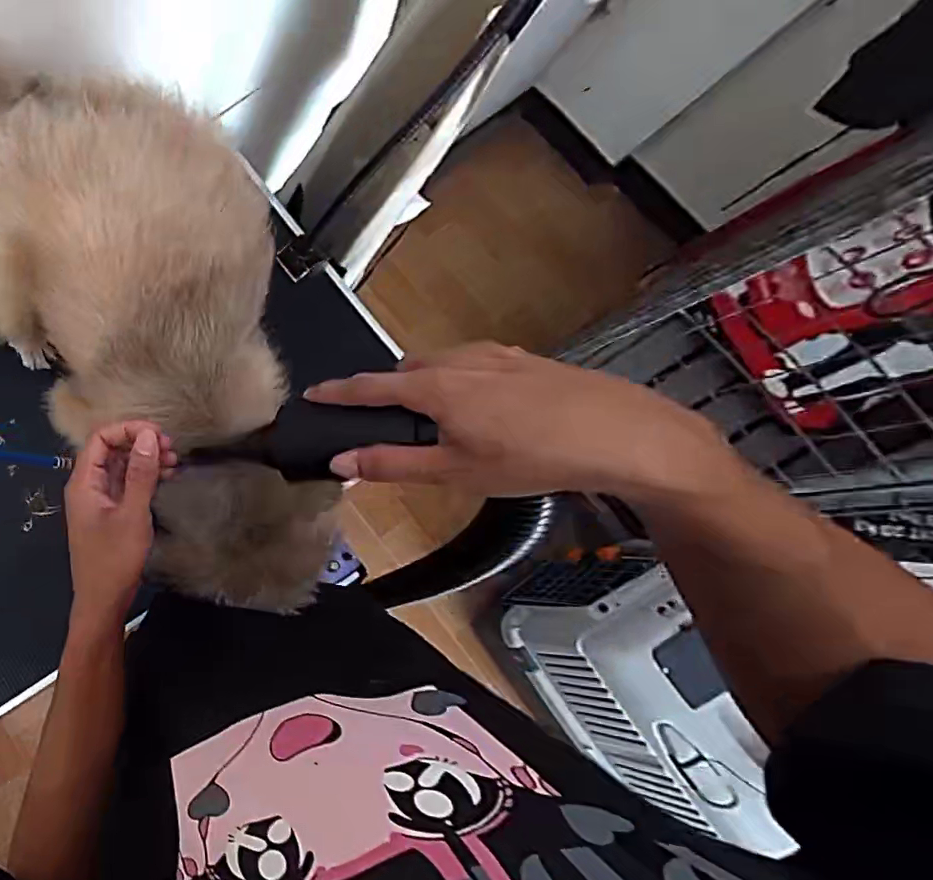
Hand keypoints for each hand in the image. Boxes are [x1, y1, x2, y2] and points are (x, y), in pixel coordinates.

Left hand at [63, 420, 176, 624]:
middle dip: (140, 443)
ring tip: (174, 462)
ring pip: (121, 467)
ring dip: (145, 460)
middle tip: (171, 448)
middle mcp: (88, 487)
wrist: (103, 600)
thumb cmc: (113, 560)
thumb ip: (140, 474)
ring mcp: (99, 500)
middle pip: (111, 450)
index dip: (128, 429)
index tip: (158, 434)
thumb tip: (148, 437)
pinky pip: (126, 485)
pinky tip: (166, 478)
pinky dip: (145, 478)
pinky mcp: (110, 513)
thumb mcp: (132, 514)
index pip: (100, 438)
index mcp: (83, 483)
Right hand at [303, 342, 747, 508]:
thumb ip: (393, 464)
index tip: (313, 392)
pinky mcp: (522, 360)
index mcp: (436, 386)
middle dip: (382, 391)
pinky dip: (453, 381)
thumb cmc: (533, 457)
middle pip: (404, 370)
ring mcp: (496, 356)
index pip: (370, 386)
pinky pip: (470, 364)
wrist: (619, 435)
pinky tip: (473, 409)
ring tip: (424, 421)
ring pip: (438, 364)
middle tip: (374, 421)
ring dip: (419, 385)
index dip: (338, 392)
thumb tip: (342, 463)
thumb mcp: (455, 471)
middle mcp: (461, 360)